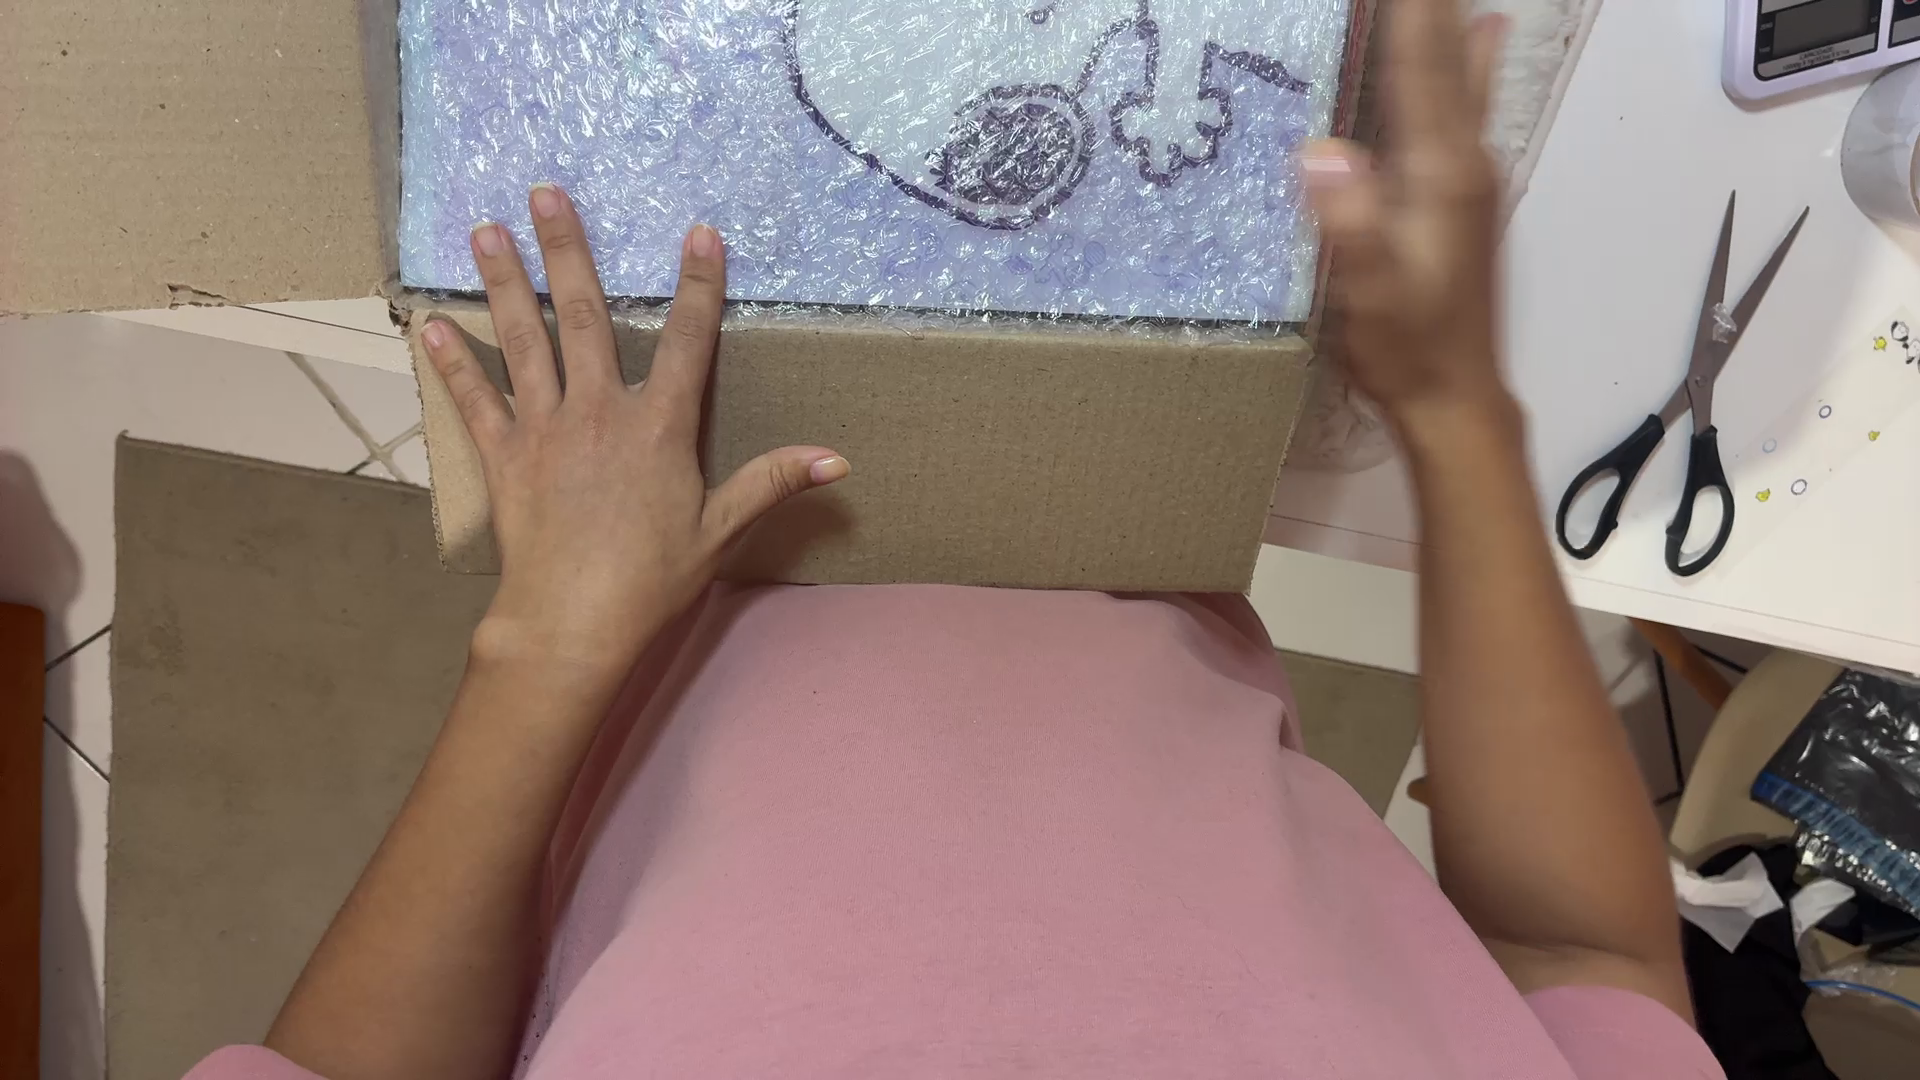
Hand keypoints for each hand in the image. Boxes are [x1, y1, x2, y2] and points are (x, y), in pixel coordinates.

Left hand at [422, 184, 847, 675]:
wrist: (571, 623)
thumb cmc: (653, 576)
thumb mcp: (723, 529)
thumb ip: (773, 482)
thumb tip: (838, 461)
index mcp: (657, 428)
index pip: (685, 343)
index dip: (697, 287)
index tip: (699, 234)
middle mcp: (598, 413)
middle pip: (583, 319)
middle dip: (569, 252)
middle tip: (547, 193)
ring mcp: (543, 431)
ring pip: (523, 343)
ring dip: (505, 284)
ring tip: (487, 230)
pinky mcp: (504, 458)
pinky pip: (474, 402)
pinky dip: (452, 363)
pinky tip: (429, 323)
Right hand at [1300, 0, 1510, 436]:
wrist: (1454, 393)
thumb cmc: (1408, 348)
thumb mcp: (1372, 292)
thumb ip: (1352, 221)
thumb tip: (1317, 149)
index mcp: (1441, 174)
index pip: (1422, 67)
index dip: (1407, 9)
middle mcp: (1465, 161)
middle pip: (1447, 58)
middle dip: (1427, 7)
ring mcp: (1469, 179)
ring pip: (1460, 76)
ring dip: (1445, 23)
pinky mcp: (1461, 200)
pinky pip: (1460, 109)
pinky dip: (1462, 63)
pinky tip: (1483, 39)